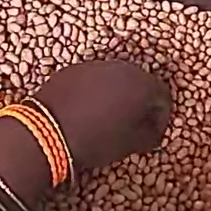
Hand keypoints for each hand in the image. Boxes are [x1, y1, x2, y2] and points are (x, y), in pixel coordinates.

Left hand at [31, 60, 171, 174]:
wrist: (47, 131)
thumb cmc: (95, 139)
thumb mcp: (131, 144)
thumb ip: (150, 134)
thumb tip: (152, 131)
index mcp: (141, 84)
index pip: (163, 96)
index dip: (162, 117)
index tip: (153, 133)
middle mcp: (122, 68)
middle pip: (141, 83)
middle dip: (141, 103)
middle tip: (135, 125)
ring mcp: (96, 65)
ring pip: (116, 79)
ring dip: (118, 96)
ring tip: (110, 119)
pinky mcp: (74, 69)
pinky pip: (94, 79)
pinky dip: (96, 92)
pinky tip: (88, 111)